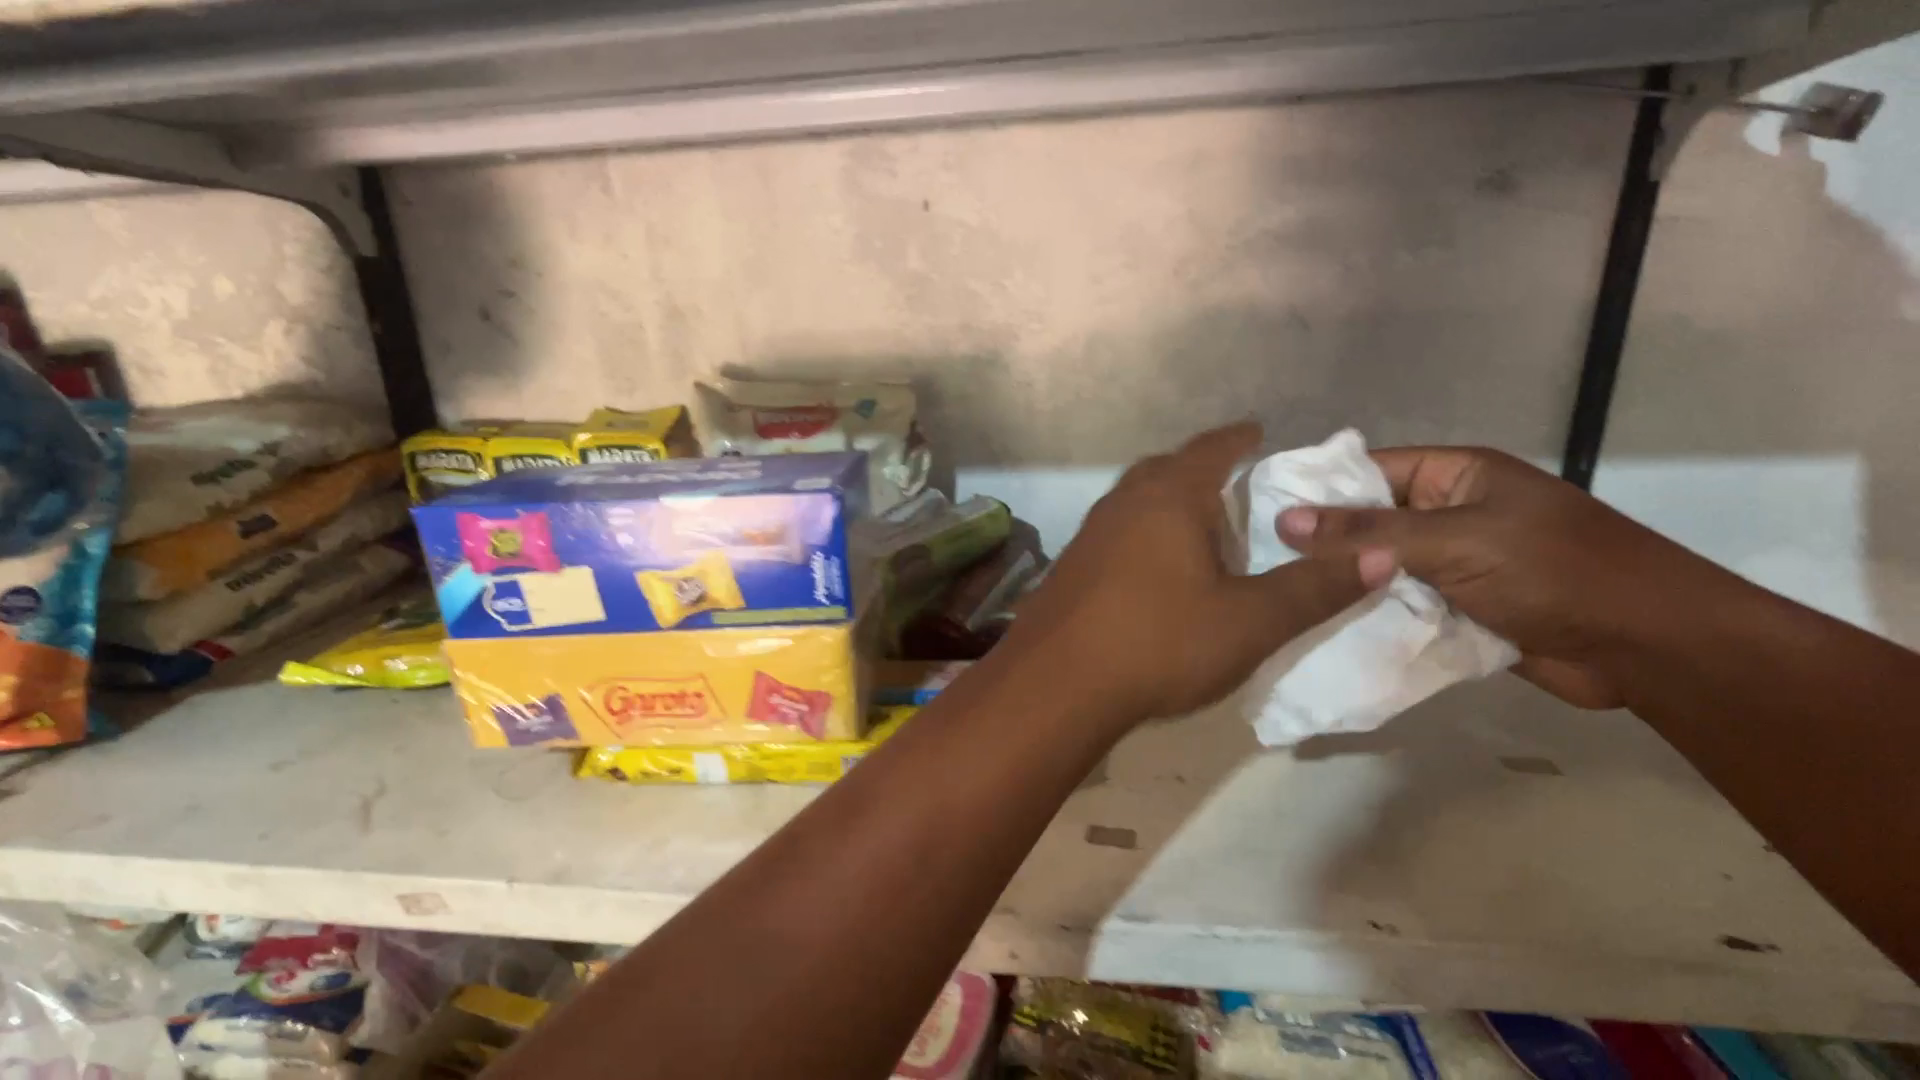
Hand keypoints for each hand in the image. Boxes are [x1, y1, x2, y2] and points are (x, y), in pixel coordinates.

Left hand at [1006, 422, 1391, 728]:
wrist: (1055, 686)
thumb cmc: (1160, 643)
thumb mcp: (1251, 621)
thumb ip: (1315, 588)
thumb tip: (1384, 555)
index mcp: (1170, 498)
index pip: (1211, 449)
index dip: (1238, 439)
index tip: (1258, 434)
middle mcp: (1124, 503)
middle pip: (1166, 468)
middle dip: (1200, 468)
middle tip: (1232, 481)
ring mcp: (1089, 535)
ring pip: (1135, 500)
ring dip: (1166, 501)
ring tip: (1197, 524)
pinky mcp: (1070, 568)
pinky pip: (1115, 533)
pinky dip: (1142, 533)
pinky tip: (1152, 569)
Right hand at [1277, 447, 1725, 709]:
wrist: (1648, 647)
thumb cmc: (1555, 572)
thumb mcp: (1455, 542)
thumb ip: (1368, 535)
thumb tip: (1286, 521)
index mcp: (1456, 476)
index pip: (1369, 471)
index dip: (1317, 491)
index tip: (1256, 516)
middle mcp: (1450, 514)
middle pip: (1370, 525)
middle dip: (1323, 547)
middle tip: (1256, 568)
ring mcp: (1455, 566)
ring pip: (1382, 572)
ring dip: (1345, 589)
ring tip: (1277, 603)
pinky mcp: (1460, 611)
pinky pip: (1402, 609)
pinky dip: (1372, 620)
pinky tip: (1322, 633)